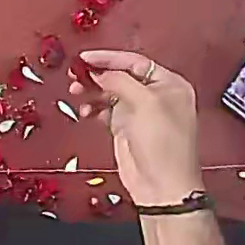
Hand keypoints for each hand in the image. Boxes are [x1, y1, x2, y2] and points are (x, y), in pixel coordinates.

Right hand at [72, 50, 203, 207]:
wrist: (161, 186)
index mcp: (169, 84)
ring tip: (75, 92)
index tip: (85, 57)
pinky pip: (106, 110)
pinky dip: (94, 109)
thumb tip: (98, 72)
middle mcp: (155, 94)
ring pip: (110, 92)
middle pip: (120, 75)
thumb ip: (120, 81)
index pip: (134, 61)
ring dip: (92, 91)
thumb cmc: (162, 142)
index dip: (108, 58)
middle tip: (75, 75)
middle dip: (97, 75)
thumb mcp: (145, 104)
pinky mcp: (126, 127)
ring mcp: (140, 111)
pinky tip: (85, 112)